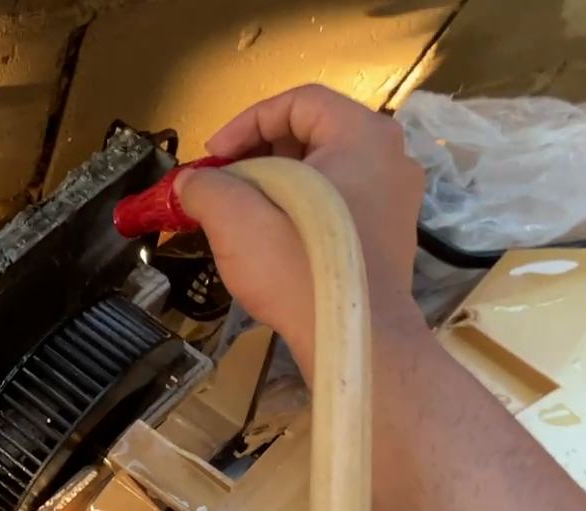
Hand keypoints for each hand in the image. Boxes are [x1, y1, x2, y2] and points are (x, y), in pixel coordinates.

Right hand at [175, 85, 427, 362]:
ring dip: (276, 184)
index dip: (247, 121)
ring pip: (326, 171)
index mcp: (361, 136)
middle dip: (258, 154)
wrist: (351, 335)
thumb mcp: (236, 221)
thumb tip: (190, 182)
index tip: (212, 156)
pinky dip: (300, 208)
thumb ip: (206, 189)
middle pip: (314, 133)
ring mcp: (395, 197)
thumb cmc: (298, 270)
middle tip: (221, 184)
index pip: (300, 101)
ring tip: (240, 214)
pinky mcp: (388, 234)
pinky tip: (271, 240)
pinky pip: (338, 203)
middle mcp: (389, 156)